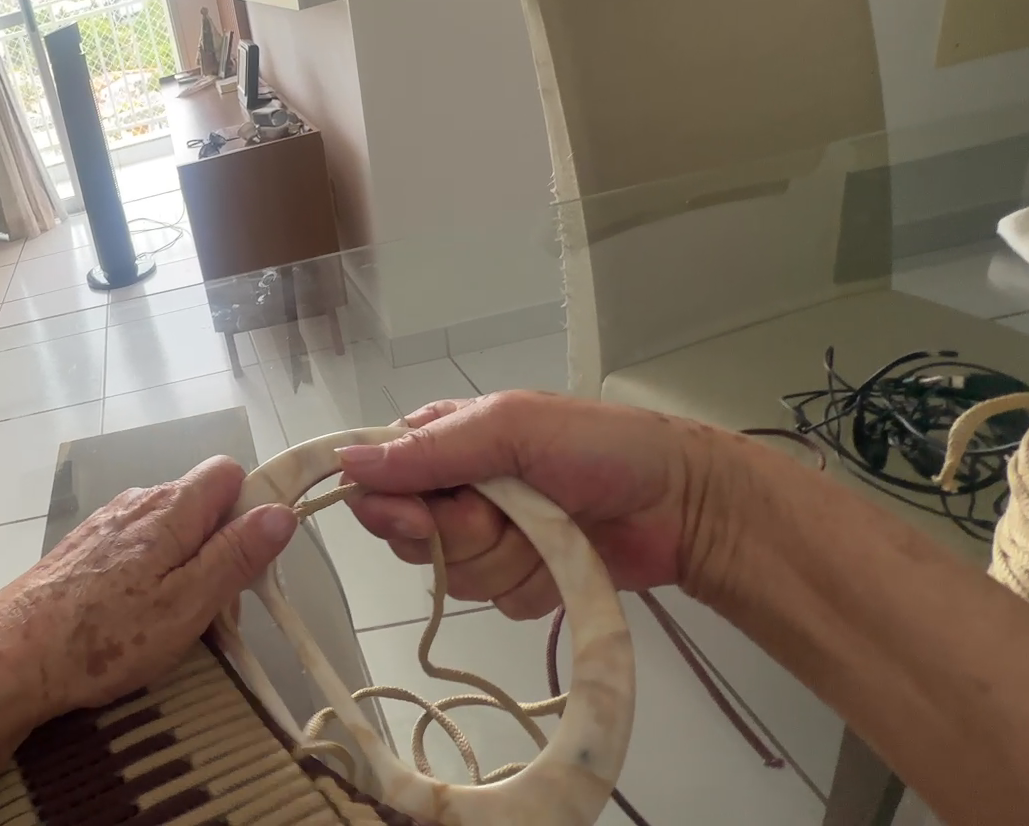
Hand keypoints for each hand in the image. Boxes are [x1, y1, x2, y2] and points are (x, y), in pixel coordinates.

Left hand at [0, 456, 297, 721]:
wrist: (15, 652)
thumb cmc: (108, 634)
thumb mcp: (188, 603)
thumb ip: (235, 556)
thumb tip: (281, 511)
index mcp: (171, 506)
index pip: (228, 473)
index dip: (248, 509)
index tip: (248, 561)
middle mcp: (140, 500)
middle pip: (200, 505)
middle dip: (218, 549)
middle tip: (210, 611)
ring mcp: (109, 520)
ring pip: (169, 528)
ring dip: (184, 566)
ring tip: (168, 624)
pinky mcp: (87, 544)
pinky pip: (139, 545)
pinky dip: (151, 573)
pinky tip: (132, 617)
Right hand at [338, 391, 768, 617]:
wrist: (685, 505)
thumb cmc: (595, 446)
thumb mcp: (506, 430)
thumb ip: (428, 451)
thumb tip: (343, 464)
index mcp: (438, 442)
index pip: (374, 478)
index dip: (385, 504)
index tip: (420, 517)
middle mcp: (450, 489)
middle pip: (405, 533)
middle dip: (455, 534)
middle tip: (500, 518)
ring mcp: (481, 537)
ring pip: (448, 573)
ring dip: (501, 558)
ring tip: (546, 531)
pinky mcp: (514, 579)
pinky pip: (491, 599)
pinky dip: (528, 584)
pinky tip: (558, 560)